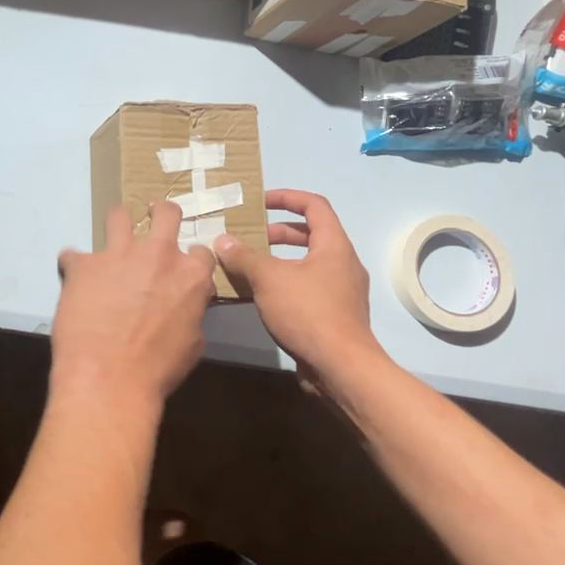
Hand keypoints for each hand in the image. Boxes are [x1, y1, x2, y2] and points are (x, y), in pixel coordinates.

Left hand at [52, 201, 217, 409]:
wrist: (108, 378)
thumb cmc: (157, 369)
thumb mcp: (191, 343)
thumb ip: (190, 313)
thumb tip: (184, 308)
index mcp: (190, 275)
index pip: (201, 251)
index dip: (191, 259)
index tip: (181, 266)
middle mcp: (157, 254)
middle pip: (166, 213)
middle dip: (161, 213)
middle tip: (153, 218)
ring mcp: (118, 254)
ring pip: (119, 215)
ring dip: (117, 222)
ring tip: (112, 232)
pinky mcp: (83, 264)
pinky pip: (72, 254)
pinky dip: (74, 265)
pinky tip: (72, 278)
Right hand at [213, 190, 380, 375]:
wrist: (340, 366)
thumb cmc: (307, 312)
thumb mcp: (268, 278)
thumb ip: (243, 256)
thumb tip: (222, 240)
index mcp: (333, 246)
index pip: (315, 206)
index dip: (287, 198)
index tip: (260, 202)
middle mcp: (342, 264)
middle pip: (310, 235)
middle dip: (276, 233)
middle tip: (248, 237)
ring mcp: (340, 291)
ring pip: (305, 264)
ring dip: (276, 261)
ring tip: (246, 266)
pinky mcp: (333, 315)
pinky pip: (305, 288)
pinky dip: (281, 285)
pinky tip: (257, 297)